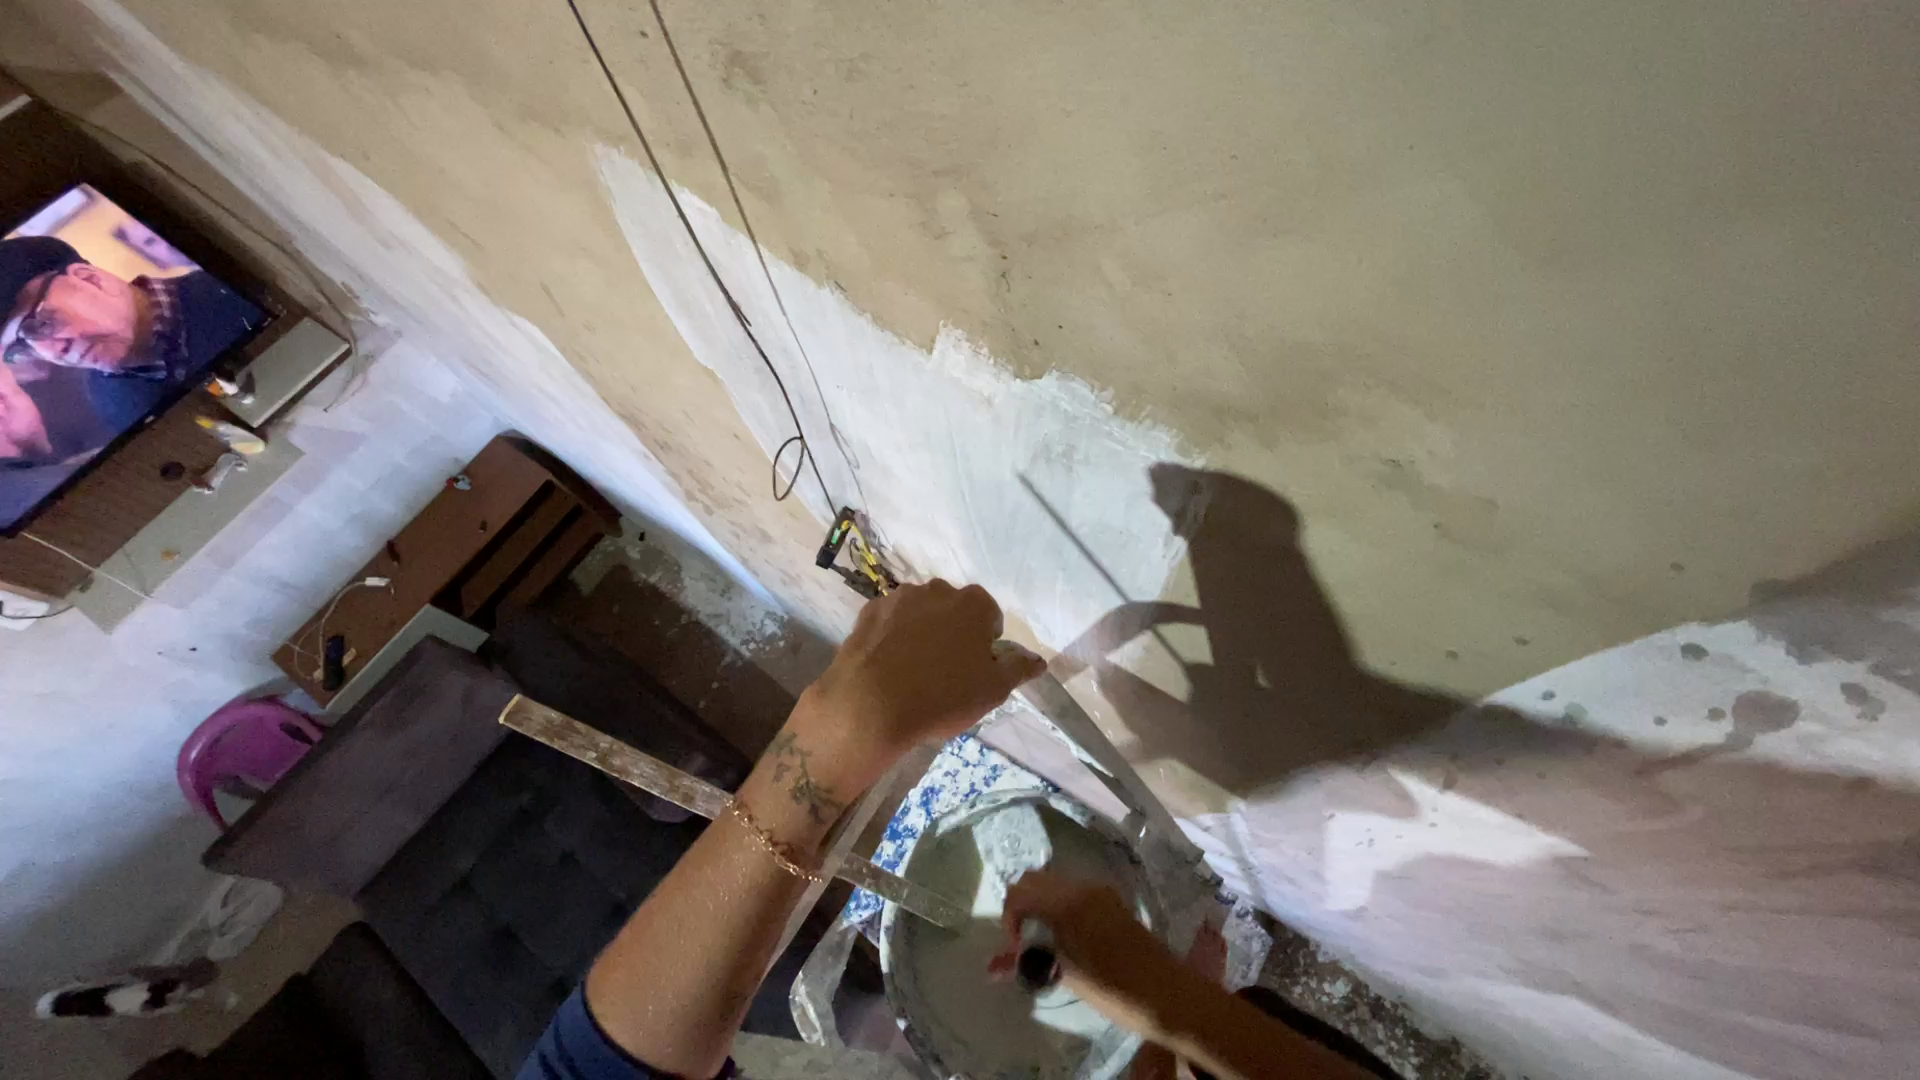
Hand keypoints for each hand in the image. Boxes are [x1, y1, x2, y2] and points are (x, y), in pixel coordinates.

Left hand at [796, 580, 1045, 761]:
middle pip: (954, 611)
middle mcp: (938, 590)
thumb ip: (1019, 669)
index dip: (985, 646)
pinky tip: (888, 666)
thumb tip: (1039, 660)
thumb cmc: (943, 696)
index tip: (974, 671)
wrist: (871, 704)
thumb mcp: (993, 690)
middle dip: (954, 633)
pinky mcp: (869, 611)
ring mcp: (900, 597)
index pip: (990, 618)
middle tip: (946, 673)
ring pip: (920, 613)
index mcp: (974, 603)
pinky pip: (890, 621)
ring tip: (913, 672)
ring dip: (922, 632)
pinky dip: (892, 636)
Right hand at [1000, 871, 1188, 1038]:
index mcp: (1066, 902)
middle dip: (1021, 907)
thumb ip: (1029, 962)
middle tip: (1024, 943)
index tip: (1016, 949)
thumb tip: (992, 968)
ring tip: (1044, 942)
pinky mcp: (1110, 899)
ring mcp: (1097, 890)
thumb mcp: (1067, 975)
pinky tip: (1066, 937)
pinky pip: (1072, 891)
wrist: (1167, 993)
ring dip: (1040, 905)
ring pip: (1053, 883)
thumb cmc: (1114, 988)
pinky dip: (1058, 906)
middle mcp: (1080, 886)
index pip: (1019, 892)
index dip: (1009, 918)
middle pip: (1034, 880)